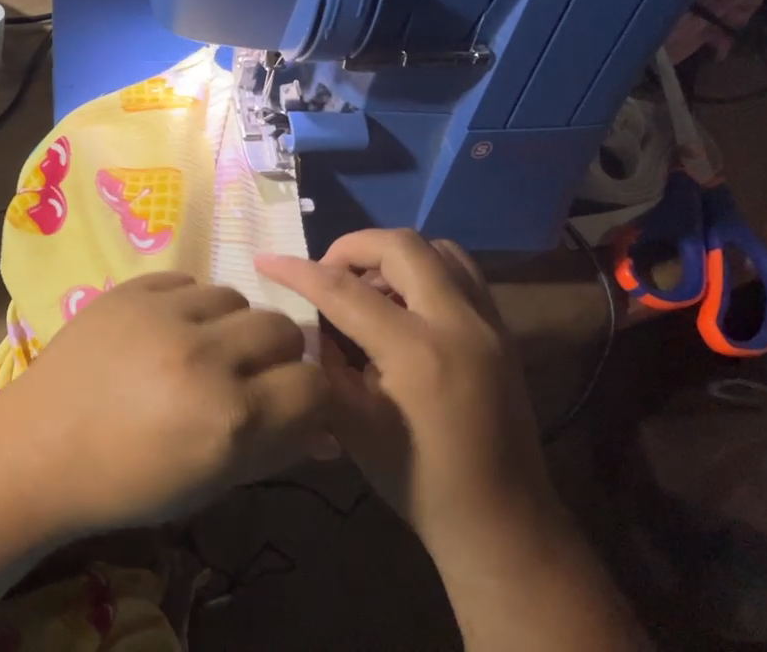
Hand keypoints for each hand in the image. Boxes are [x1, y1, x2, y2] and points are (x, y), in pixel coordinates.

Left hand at [0, 272, 330, 536]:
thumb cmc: (126, 483)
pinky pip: (186, 280)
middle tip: (245, 374)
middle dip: (275, 356)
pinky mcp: (127, 291)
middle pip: (282, 329)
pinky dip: (187, 304)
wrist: (38, 449)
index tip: (288, 403)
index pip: (314, 385)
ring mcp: (161, 315)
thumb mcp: (209, 483)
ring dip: (230, 325)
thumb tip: (329, 430)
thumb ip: (275, 450)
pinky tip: (165, 330)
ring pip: (235, 297)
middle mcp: (203, 356)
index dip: (308, 397)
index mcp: (229, 417)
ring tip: (200, 349)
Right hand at [254, 231, 558, 548]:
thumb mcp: (348, 421)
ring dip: (392, 256)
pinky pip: (460, 273)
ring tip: (364, 287)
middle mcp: (459, 324)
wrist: (499, 520)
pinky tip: (399, 305)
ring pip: (438, 250)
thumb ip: (321, 360)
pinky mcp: (502, 332)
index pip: (343, 288)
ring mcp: (489, 324)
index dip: (297, 271)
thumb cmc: (414, 477)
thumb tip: (303, 320)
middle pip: (401, 246)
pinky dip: (422, 271)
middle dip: (351, 248)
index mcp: (416, 351)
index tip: (265, 260)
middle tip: (325, 276)